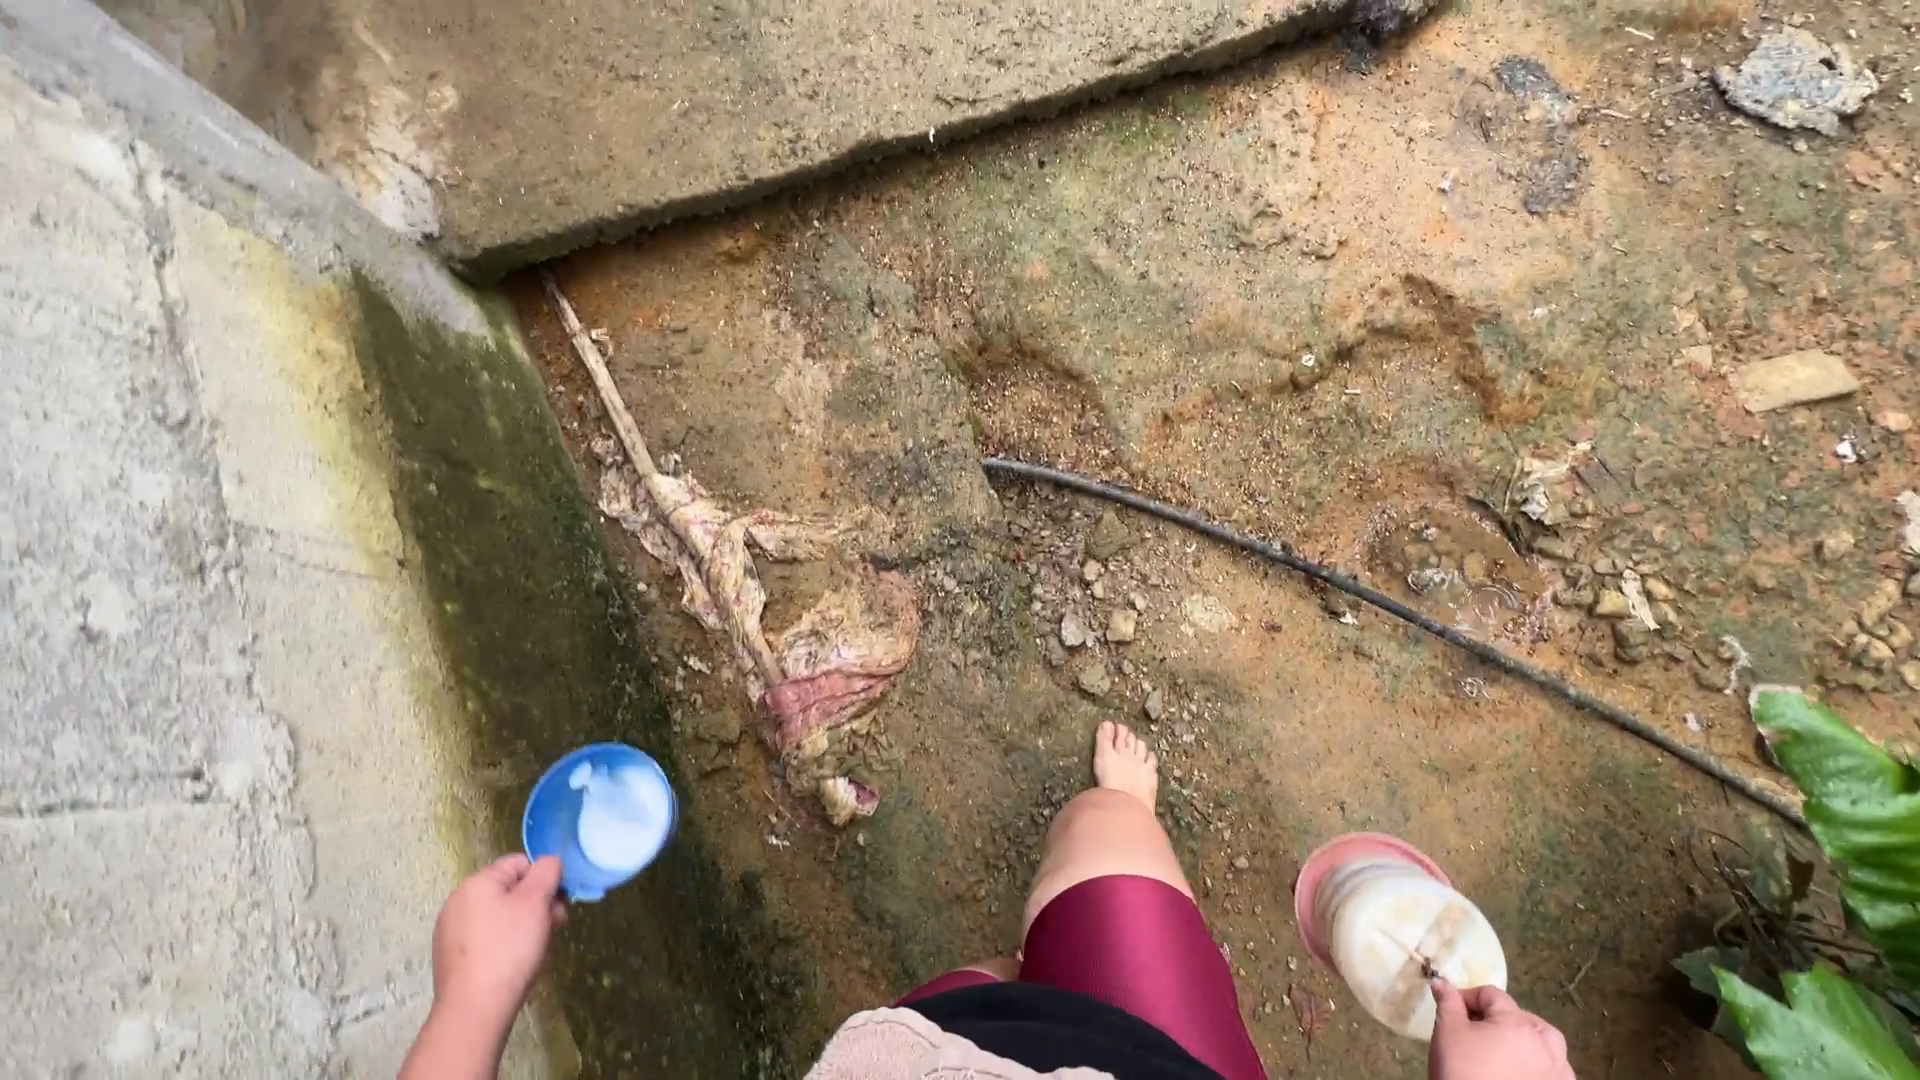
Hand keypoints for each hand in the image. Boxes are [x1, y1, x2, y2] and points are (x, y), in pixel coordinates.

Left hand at [429, 854, 567, 1028]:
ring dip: (526, 924)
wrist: (475, 1009)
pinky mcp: (453, 957)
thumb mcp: (537, 900)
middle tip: (553, 925)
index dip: (544, 878)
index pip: (520, 863)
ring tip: (538, 946)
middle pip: (511, 890)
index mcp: (477, 883)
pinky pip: (488, 937)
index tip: (557, 902)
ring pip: (502, 915)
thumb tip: (548, 863)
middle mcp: (459, 902)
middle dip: (538, 903)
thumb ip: (548, 870)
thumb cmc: (509, 948)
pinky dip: (506, 943)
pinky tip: (516, 961)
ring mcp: (452, 932)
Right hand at [1429, 979, 1573, 1079]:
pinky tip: (1520, 1072)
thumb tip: (1441, 982)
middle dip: (1501, 1018)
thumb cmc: (1462, 1068)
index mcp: (1516, 1024)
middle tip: (1478, 1030)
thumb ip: (1448, 1002)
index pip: (1492, 995)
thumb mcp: (1448, 1030)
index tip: (1452, 1011)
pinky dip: (1539, 1065)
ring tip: (1504, 1050)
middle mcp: (1545, 1045)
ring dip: (1526, 1040)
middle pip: (1524, 1017)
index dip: (1468, 997)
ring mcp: (1558, 1073)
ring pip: (1547, 1044)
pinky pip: (1554, 1070)